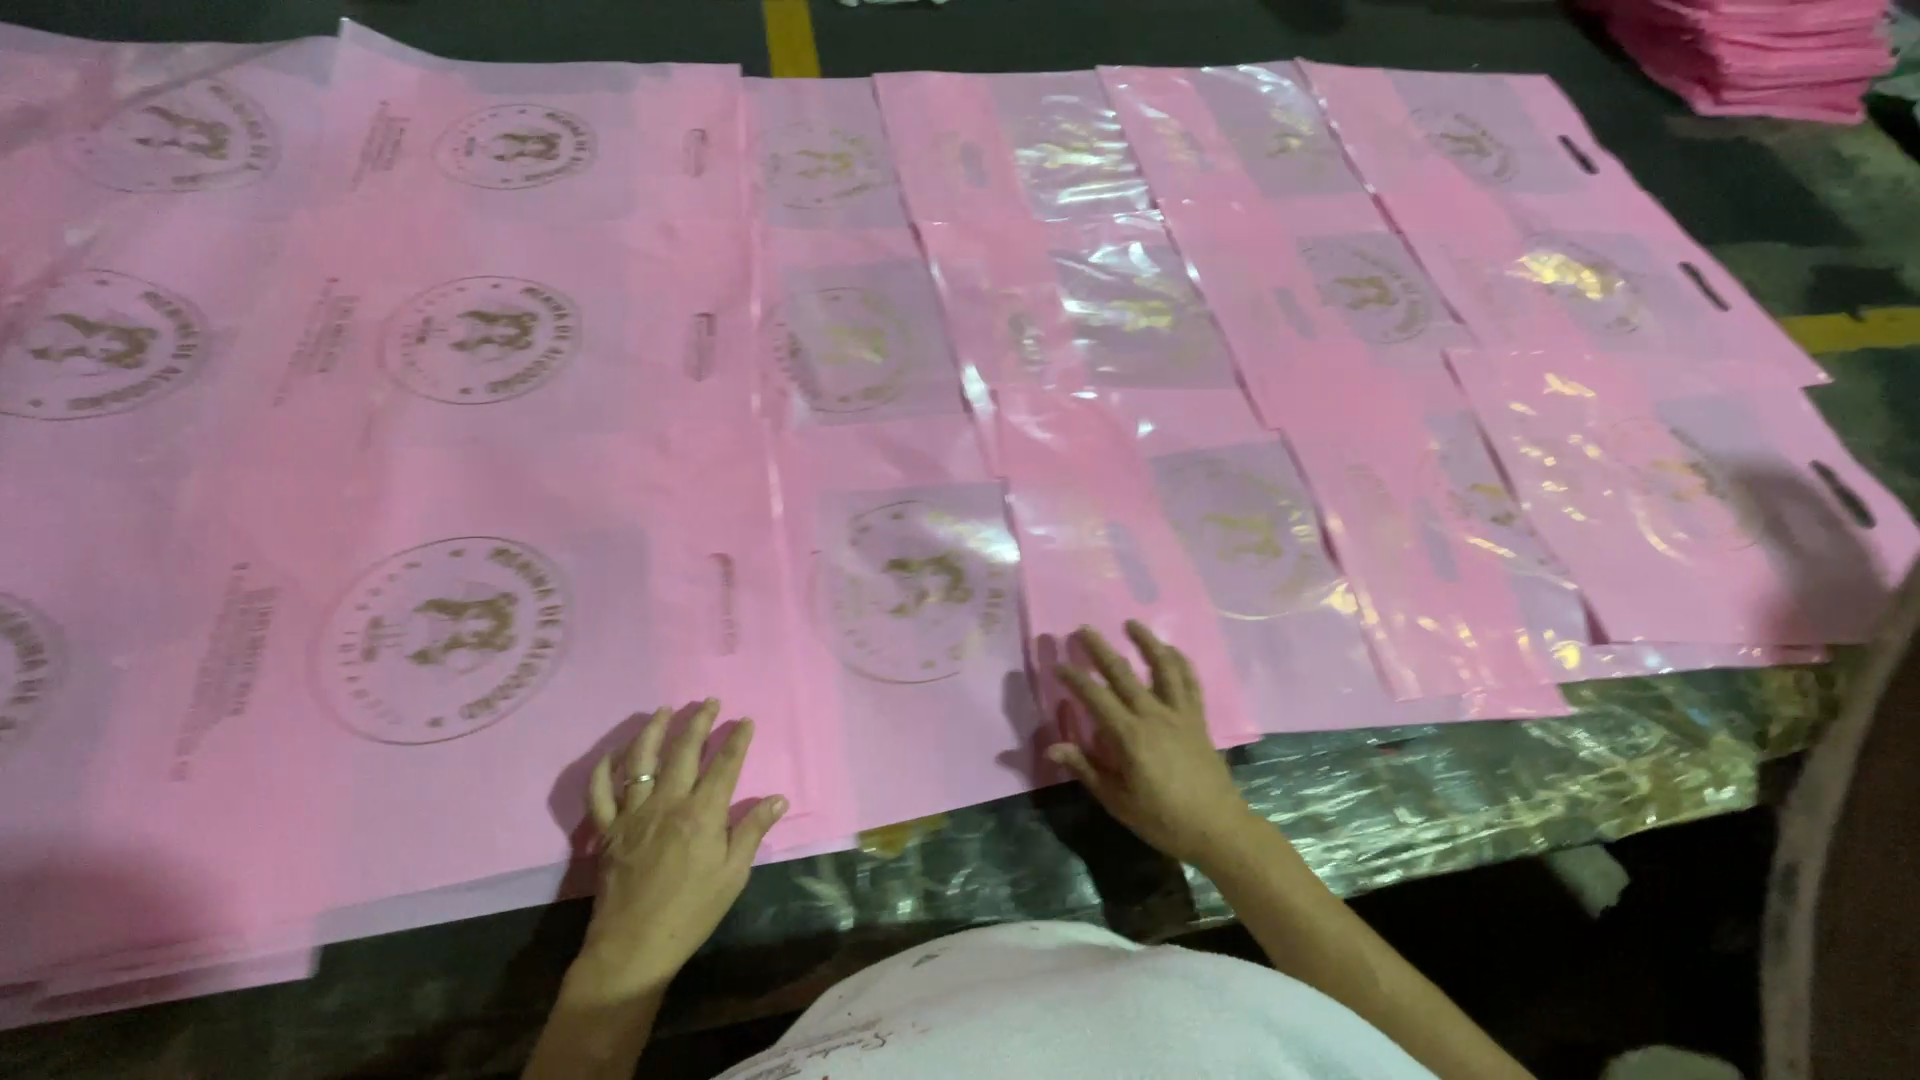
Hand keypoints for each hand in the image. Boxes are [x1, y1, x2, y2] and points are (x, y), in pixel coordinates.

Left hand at [575, 699, 786, 996]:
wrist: (634, 945)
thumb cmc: (692, 912)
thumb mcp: (733, 875)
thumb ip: (751, 831)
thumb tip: (777, 799)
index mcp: (701, 814)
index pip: (724, 766)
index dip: (737, 740)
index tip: (745, 721)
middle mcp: (667, 804)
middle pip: (683, 752)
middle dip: (699, 722)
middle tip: (709, 702)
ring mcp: (633, 814)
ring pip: (641, 761)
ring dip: (654, 731)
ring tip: (665, 711)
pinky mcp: (608, 829)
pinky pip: (601, 792)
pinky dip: (605, 768)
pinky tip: (615, 754)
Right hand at [1047, 621, 1259, 868]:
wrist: (1217, 828)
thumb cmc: (1163, 820)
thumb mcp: (1118, 801)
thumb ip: (1086, 769)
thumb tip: (1053, 746)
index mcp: (1130, 736)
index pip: (1095, 698)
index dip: (1075, 679)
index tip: (1058, 664)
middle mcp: (1154, 716)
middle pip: (1124, 674)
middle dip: (1101, 650)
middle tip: (1084, 629)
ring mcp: (1180, 715)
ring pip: (1163, 668)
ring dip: (1147, 642)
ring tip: (1131, 623)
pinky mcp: (1198, 720)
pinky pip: (1190, 683)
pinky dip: (1181, 663)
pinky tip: (1171, 651)